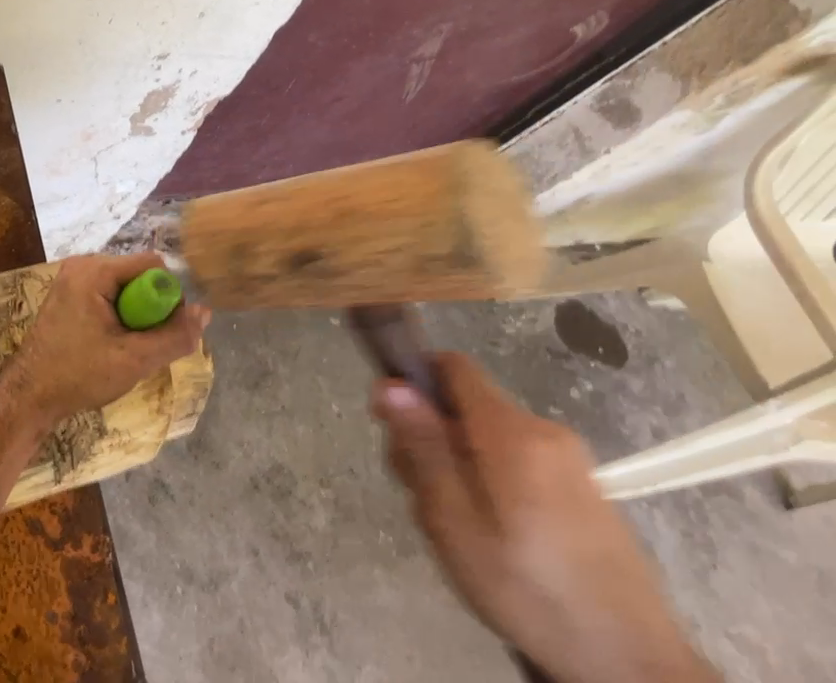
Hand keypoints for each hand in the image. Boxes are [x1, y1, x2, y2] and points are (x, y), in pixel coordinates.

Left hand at [2, 253, 208, 428]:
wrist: (32, 393)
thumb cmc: (80, 374)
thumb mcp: (136, 359)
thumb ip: (175, 335)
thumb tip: (205, 312)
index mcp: (94, 271)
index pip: (153, 266)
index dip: (167, 297)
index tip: (159, 330)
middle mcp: (81, 265)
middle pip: (139, 275)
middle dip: (149, 309)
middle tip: (139, 344)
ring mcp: (72, 278)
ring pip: (126, 288)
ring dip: (134, 316)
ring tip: (121, 347)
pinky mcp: (69, 293)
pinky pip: (109, 295)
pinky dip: (117, 317)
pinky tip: (107, 343)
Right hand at [373, 353, 716, 682]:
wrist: (631, 662)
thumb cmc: (528, 589)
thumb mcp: (453, 520)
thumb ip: (422, 447)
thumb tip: (391, 384)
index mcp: (513, 434)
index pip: (452, 367)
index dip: (411, 383)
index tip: (391, 428)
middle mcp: (546, 433)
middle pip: (462, 407)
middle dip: (428, 439)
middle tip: (422, 498)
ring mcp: (570, 462)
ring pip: (483, 439)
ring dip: (454, 468)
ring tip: (455, 527)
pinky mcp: (581, 489)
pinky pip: (512, 462)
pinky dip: (486, 484)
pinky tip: (488, 535)